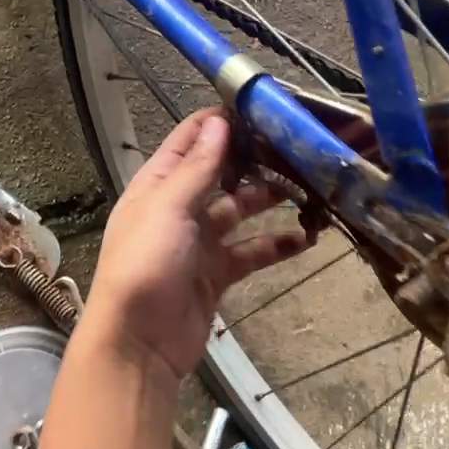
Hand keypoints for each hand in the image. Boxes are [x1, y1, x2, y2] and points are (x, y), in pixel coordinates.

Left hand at [80, 109, 314, 376]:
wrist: (139, 341)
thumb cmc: (145, 264)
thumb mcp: (167, 207)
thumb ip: (195, 168)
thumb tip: (218, 122)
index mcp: (155, 186)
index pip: (187, 142)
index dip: (219, 123)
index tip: (260, 107)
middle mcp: (176, 208)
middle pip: (218, 174)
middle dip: (252, 161)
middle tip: (296, 147)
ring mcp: (198, 242)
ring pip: (238, 212)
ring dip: (268, 200)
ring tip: (309, 187)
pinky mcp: (216, 274)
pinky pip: (250, 252)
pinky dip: (275, 245)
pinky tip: (306, 238)